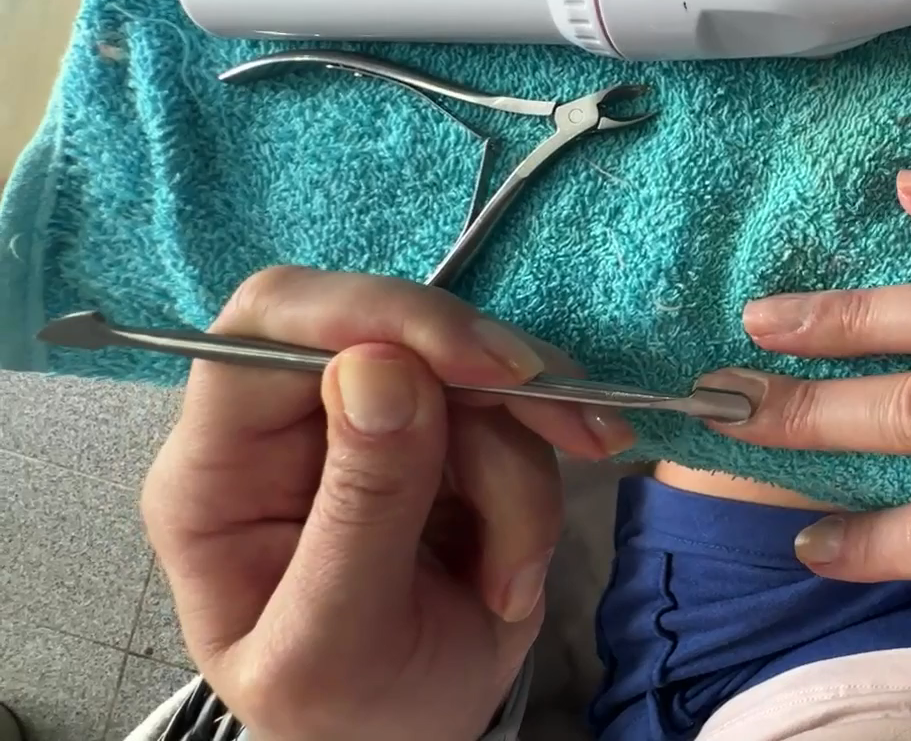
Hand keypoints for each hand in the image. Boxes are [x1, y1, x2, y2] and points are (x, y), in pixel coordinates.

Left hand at [141, 267, 636, 740]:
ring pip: (491, 382)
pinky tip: (528, 557)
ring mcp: (393, 423)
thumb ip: (360, 505)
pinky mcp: (463, 434)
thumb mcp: (339, 638)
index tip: (489, 365)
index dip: (384, 317)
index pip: (279, 324)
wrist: (420, 729)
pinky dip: (551, 473)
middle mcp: (306, 422)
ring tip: (517, 573)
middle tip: (581, 435)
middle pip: (415, 337)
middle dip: (503, 391)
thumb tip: (380, 367)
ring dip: (531, 470)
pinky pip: (529, 415)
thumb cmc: (349, 708)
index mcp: (223, 468)